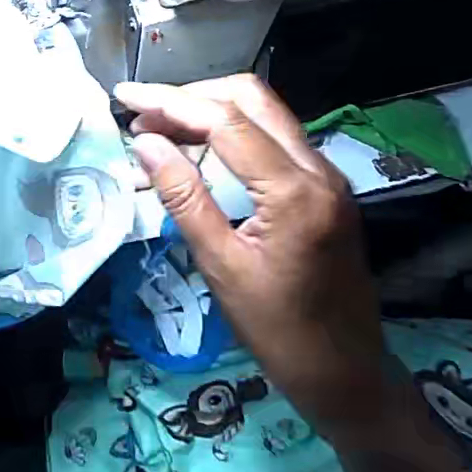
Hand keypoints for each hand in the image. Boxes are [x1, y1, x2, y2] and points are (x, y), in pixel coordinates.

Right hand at [115, 75, 387, 437]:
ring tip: (158, 129)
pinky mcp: (321, 188)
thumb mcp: (221, 265)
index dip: (169, 102)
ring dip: (208, 111)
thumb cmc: (279, 330)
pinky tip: (195, 151)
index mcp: (296, 192)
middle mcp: (318, 170)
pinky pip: (271, 138)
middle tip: (142, 116)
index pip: (226, 121)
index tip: (124, 97)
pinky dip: (228, 132)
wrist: (347, 374)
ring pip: (263, 113)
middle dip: (190, 96)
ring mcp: (325, 176)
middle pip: (251, 98)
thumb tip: (145, 143)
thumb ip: (183, 197)